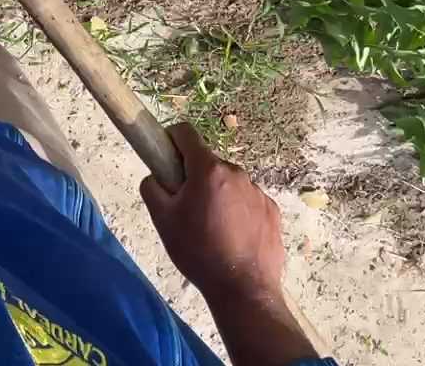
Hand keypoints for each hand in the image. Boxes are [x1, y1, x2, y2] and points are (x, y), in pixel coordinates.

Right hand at [142, 125, 314, 365]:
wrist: (244, 292)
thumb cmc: (198, 251)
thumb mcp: (161, 219)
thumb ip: (151, 186)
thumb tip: (156, 176)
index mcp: (208, 169)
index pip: (185, 133)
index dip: (170, 140)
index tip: (165, 159)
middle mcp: (236, 172)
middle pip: (207, 162)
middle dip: (194, 176)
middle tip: (186, 207)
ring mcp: (258, 191)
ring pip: (228, 182)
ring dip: (217, 194)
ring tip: (211, 228)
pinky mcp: (272, 211)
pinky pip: (247, 200)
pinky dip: (237, 210)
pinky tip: (232, 237)